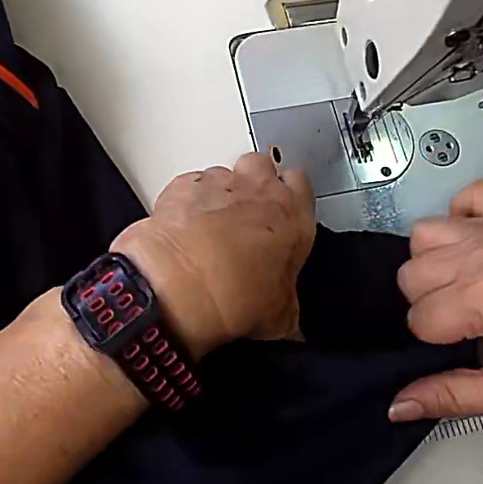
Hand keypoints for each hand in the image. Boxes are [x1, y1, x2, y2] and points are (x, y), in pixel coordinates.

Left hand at [112, 152, 315, 355]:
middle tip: (242, 216)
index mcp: (294, 217)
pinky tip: (182, 226)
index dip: (288, 197)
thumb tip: (282, 317)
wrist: (181, 285)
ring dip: (216, 194)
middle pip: (260, 166)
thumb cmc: (230, 294)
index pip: (301, 184)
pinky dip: (184, 201)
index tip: (279, 214)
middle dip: (252, 184)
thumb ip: (286, 305)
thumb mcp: (278, 316)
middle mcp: (258, 190)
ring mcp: (218, 184)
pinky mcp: (180, 187)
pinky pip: (187, 186)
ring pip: (222, 173)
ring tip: (207, 227)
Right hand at [388, 179, 482, 422]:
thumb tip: (402, 405)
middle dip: (430, 304)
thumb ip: (449, 397)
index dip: (435, 340)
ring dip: (433, 262)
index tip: (465, 346)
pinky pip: (473, 194)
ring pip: (424, 235)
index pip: (418, 317)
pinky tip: (473, 244)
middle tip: (465, 323)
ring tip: (461, 286)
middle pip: (411, 275)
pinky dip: (463, 213)